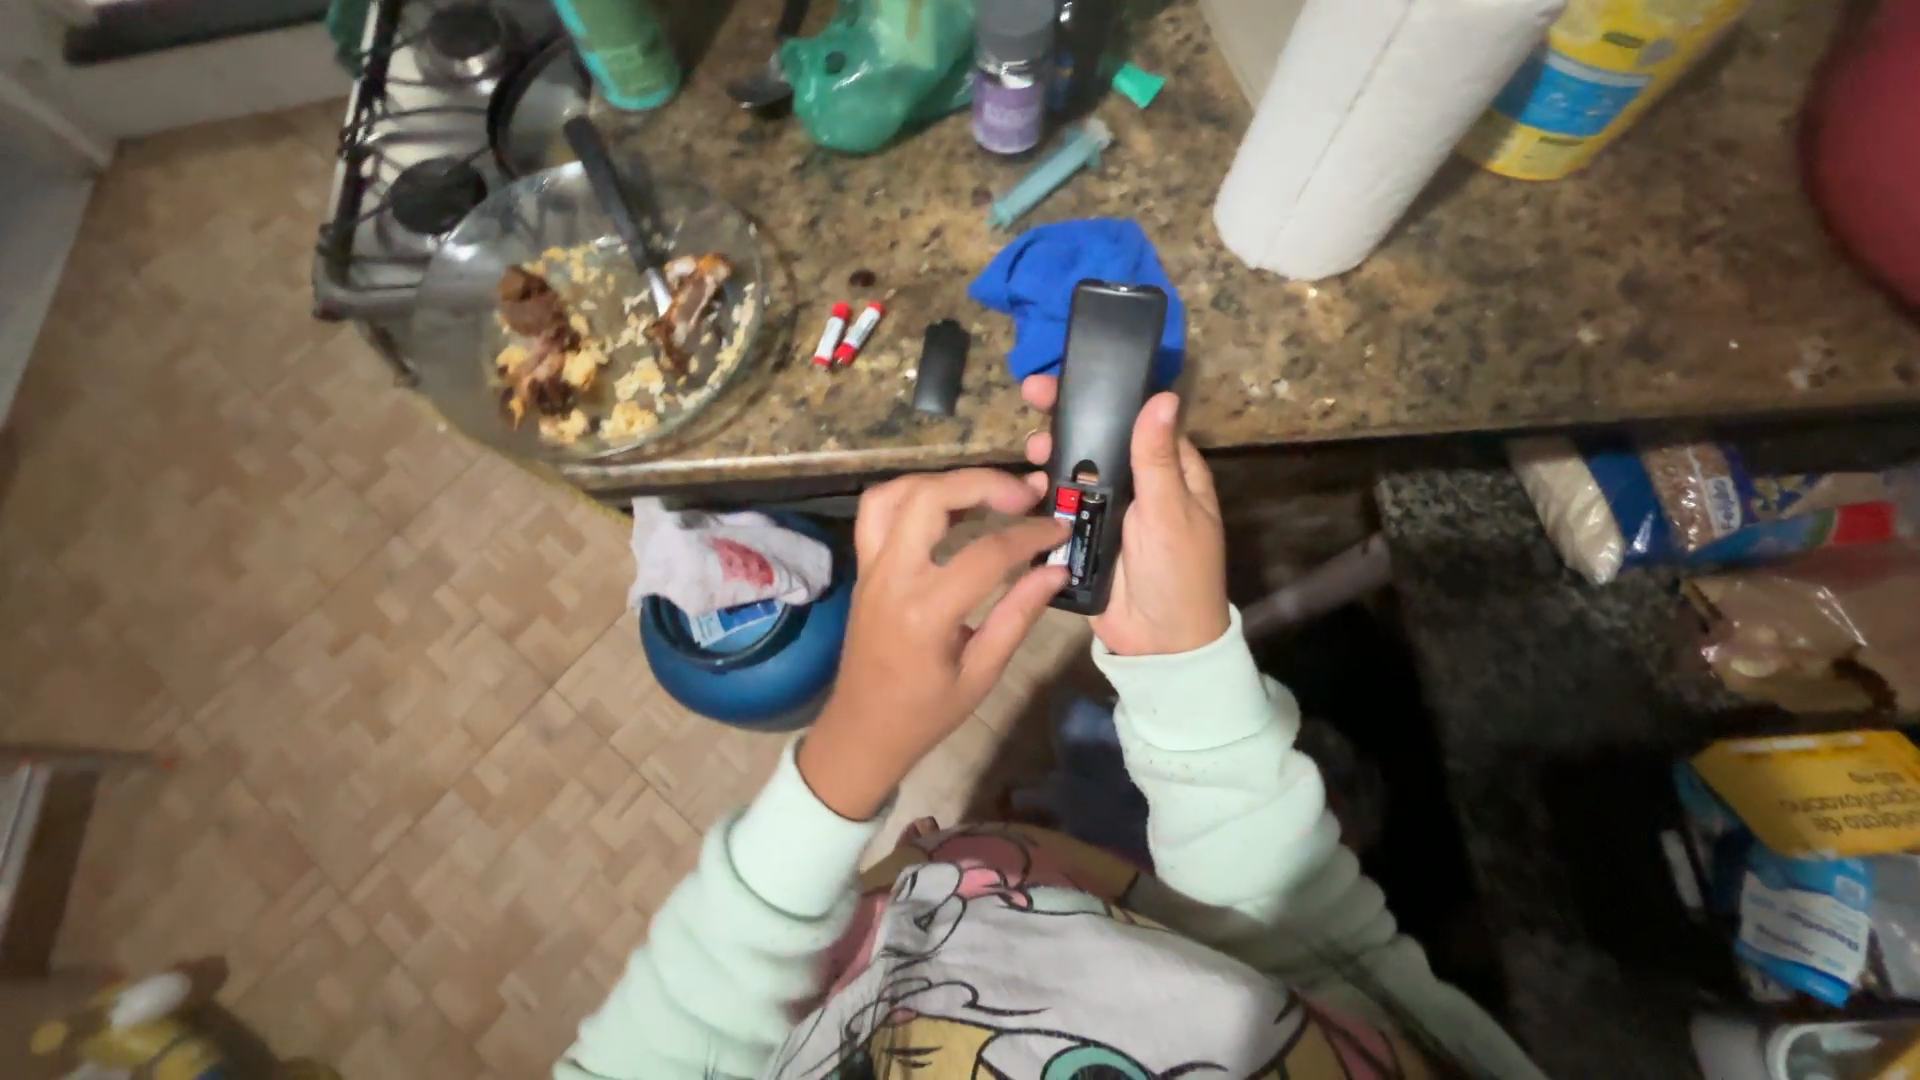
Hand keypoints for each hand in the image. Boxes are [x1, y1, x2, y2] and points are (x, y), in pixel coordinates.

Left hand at [797, 469, 1068, 819]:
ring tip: (987, 491)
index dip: (1030, 535)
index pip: (985, 553)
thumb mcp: (982, 673)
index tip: (1059, 529)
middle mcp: (892, 579)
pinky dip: (912, 493)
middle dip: (983, 483)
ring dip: (944, 481)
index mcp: (926, 614)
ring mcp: (871, 568)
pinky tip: (948, 504)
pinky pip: (877, 511)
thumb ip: (1018, 616)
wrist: (862, 729)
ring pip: (895, 494)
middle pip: (929, 499)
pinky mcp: (864, 566)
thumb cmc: (925, 713)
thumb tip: (1056, 570)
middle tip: (1026, 493)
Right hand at [1022, 376, 1228, 656]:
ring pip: (1074, 470)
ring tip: (1031, 448)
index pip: (1138, 418)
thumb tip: (1163, 397)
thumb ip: (1157, 459)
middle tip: (1033, 393)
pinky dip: (1040, 492)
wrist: (1156, 643)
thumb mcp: (1170, 512)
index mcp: (1170, 472)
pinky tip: (1025, 482)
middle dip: (1069, 418)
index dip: (1109, 394)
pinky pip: (1057, 506)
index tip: (1075, 374)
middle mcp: (1137, 485)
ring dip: (1051, 454)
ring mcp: (1107, 511)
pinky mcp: (1080, 536)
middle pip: (1099, 440)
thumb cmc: (1177, 573)